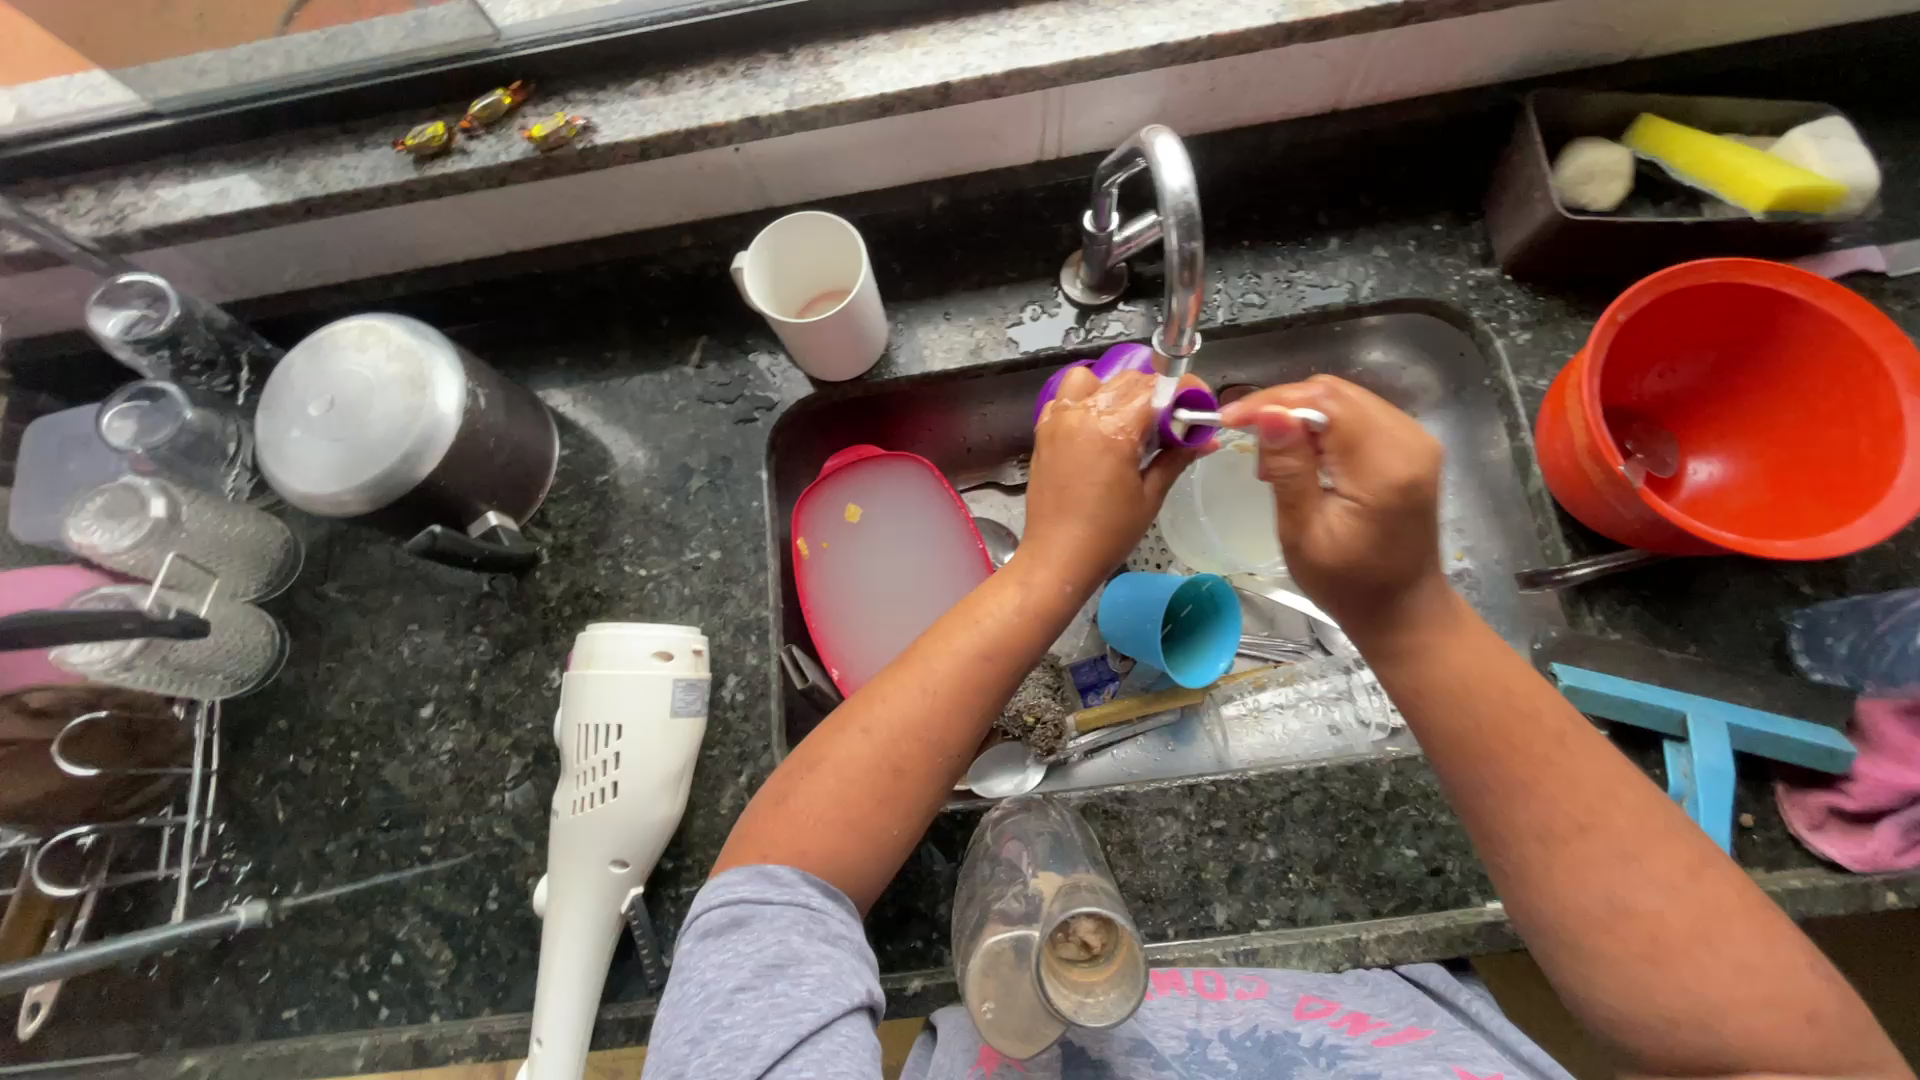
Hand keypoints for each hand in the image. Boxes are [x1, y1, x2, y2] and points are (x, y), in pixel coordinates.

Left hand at [1021, 367, 1203, 588]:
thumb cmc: (1107, 534)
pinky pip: (1065, 398)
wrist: (1057, 557)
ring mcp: (1058, 420)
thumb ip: (1177, 457)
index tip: (1199, 404)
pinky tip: (1097, 429)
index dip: (1184, 391)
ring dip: (1118, 391)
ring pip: (1094, 380)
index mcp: (1114, 428)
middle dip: (1156, 394)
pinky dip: (1084, 402)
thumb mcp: (1150, 496)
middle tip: (1172, 422)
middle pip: (1129, 381)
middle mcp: (1083, 414)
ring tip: (1130, 421)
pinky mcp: (1043, 432)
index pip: (1157, 388)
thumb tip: (1207, 438)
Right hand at [1218, 375, 1448, 638]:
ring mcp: (1414, 441)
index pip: (1324, 401)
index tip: (1229, 420)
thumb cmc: (1346, 582)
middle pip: (1336, 393)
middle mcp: (1409, 440)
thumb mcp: (1303, 531)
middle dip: (1283, 406)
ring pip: (1344, 400)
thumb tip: (1268, 413)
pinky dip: (1321, 427)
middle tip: (1247, 441)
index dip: (1272, 401)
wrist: (1401, 608)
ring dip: (1299, 417)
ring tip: (1272, 458)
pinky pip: (1357, 416)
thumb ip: (1289, 468)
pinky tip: (1301, 457)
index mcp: (1385, 464)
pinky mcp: (1409, 447)